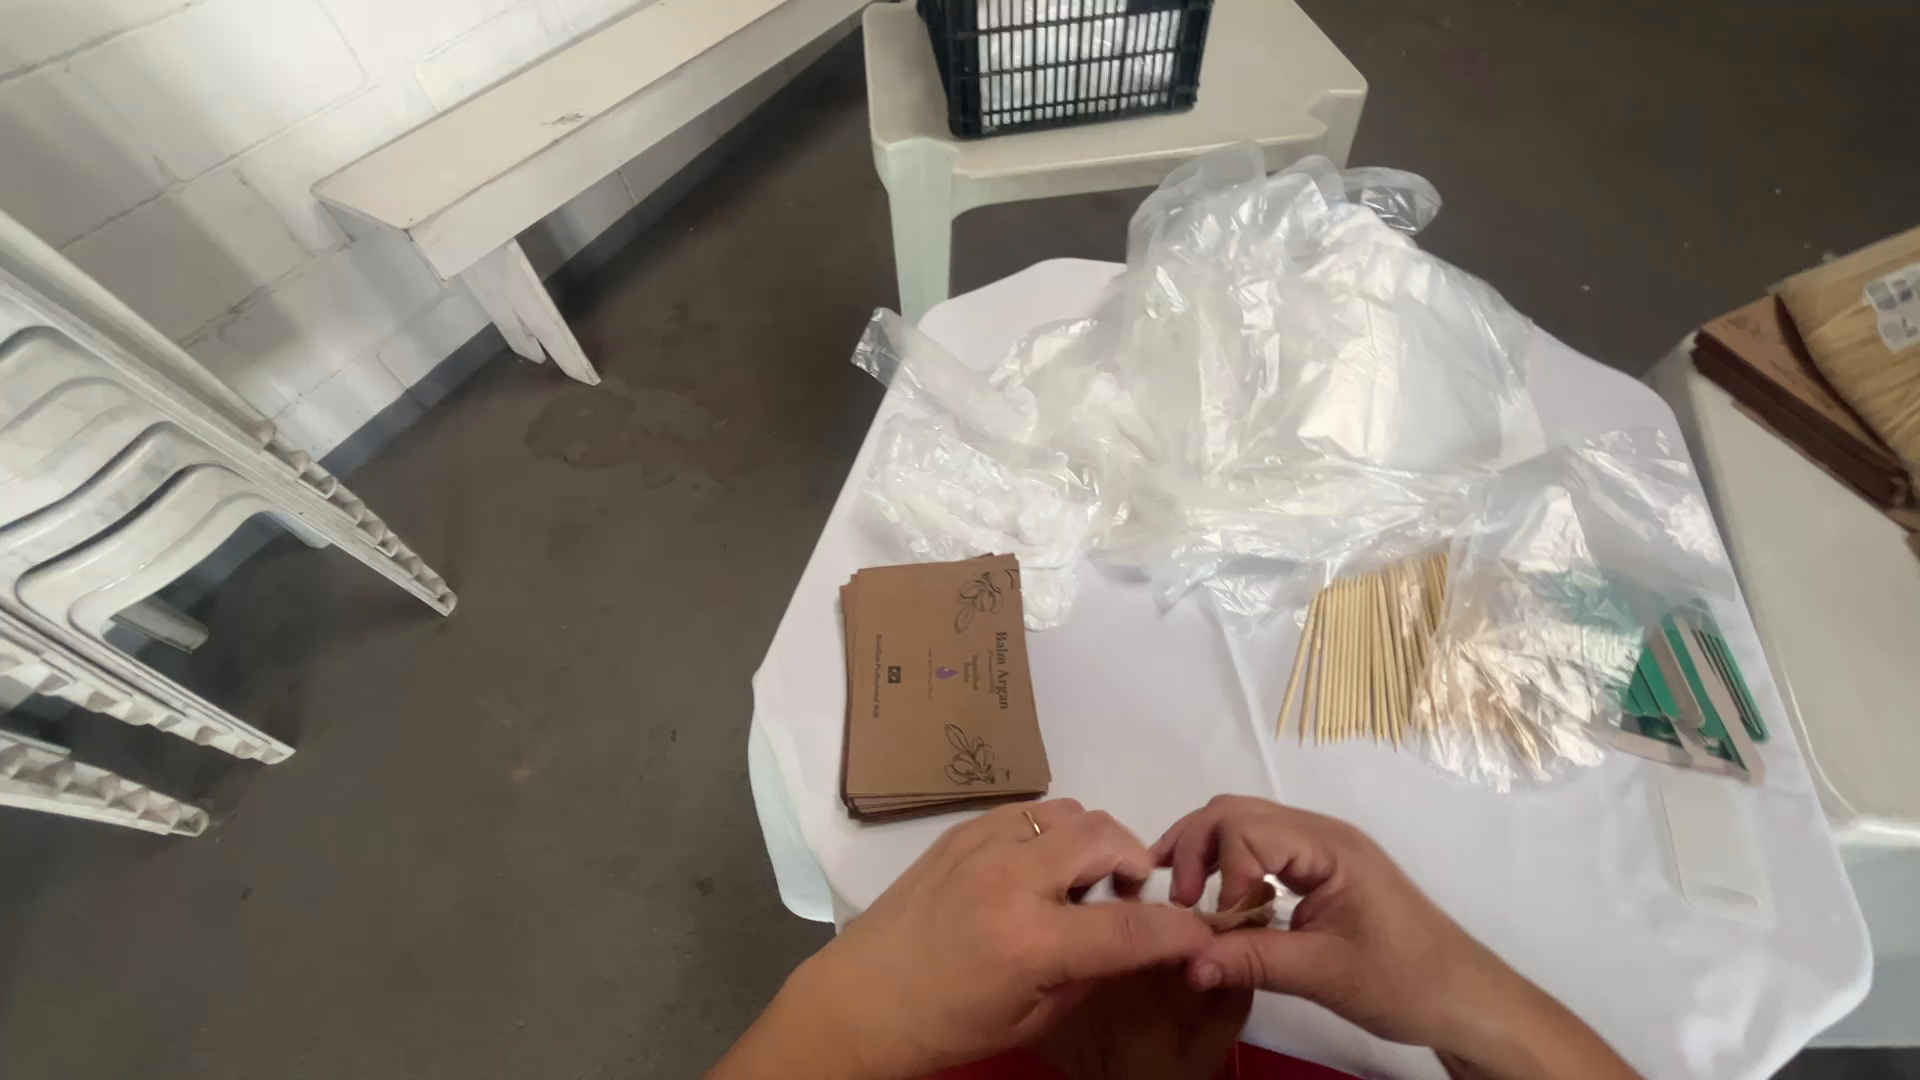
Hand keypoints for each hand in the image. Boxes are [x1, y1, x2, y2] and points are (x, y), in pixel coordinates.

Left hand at [713, 800, 1216, 1079]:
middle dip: (1137, 864)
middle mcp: (1010, 876)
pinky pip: (1030, 810)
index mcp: (1029, 941)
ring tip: (1082, 877)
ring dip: (1094, 841)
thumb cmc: (949, 1023)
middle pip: (1104, 839)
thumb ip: (1094, 972)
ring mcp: (982, 842)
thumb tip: (1139, 940)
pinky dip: (1052, 831)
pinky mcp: (962, 828)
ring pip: (1070, 813)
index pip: (1129, 927)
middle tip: (1131, 894)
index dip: (1178, 929)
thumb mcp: (1034, 1019)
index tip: (1199, 929)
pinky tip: (1040, 864)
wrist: (865, 994)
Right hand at [1153, 796, 1639, 1079]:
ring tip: (1183, 889)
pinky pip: (1258, 844)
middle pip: (1234, 812)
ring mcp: (1317, 843)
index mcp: (1327, 844)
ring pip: (1241, 821)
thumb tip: (1185, 963)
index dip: (1218, 871)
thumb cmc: (1407, 982)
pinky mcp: (1316, 864)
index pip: (1246, 830)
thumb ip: (1250, 961)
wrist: (1471, 1002)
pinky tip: (1215, 891)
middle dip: (1195, 846)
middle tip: (1179, 897)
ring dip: (1205, 849)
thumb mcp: (1325, 974)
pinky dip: (1226, 860)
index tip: (1212, 921)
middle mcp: (1318, 830)